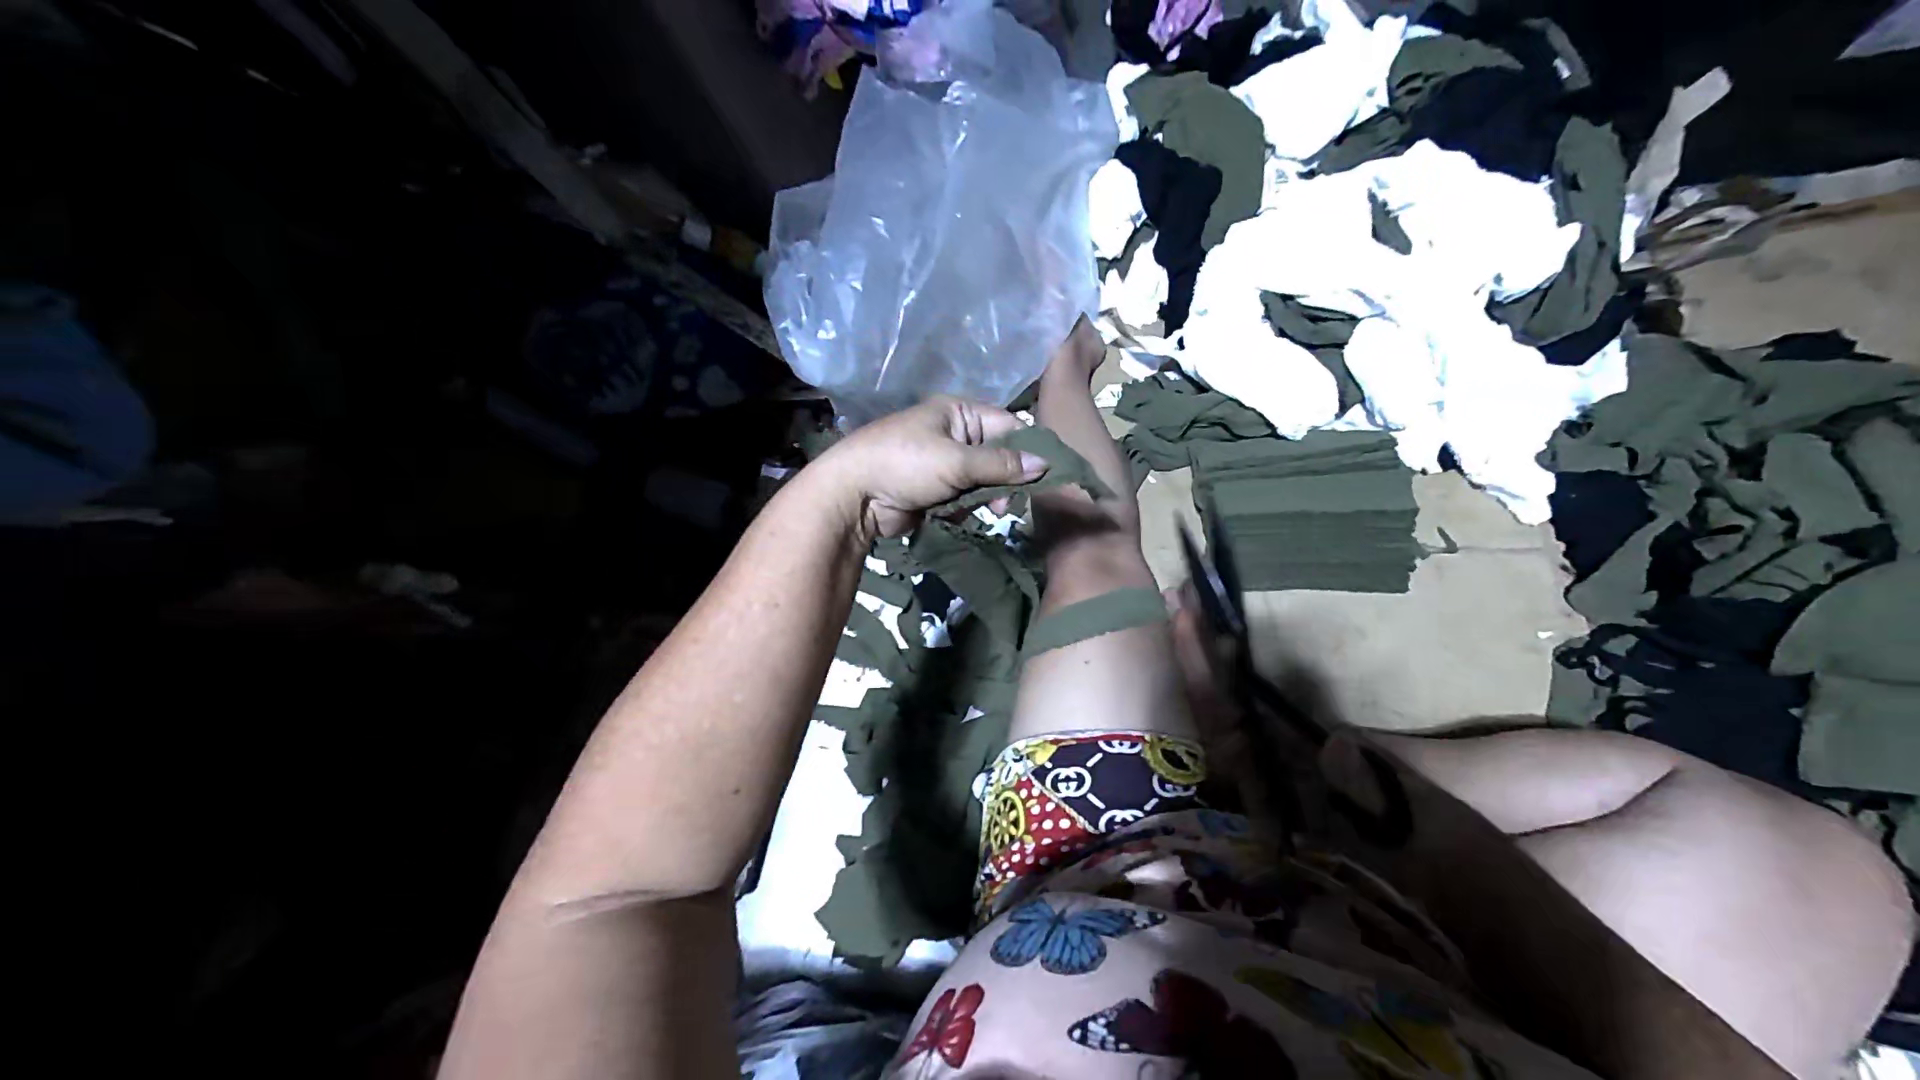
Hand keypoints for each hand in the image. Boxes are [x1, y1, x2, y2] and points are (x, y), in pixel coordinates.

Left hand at [812, 396, 1050, 540]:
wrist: (853, 495)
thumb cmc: (905, 464)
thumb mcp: (956, 461)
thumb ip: (1001, 464)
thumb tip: (1044, 463)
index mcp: (958, 413)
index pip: (1008, 424)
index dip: (1028, 447)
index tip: (1046, 473)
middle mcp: (953, 434)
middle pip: (998, 455)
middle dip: (1004, 479)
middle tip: (1008, 503)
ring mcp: (943, 463)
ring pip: (983, 480)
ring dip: (985, 496)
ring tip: (985, 510)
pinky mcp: (935, 489)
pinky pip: (964, 496)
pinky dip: (965, 506)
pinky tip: (956, 514)